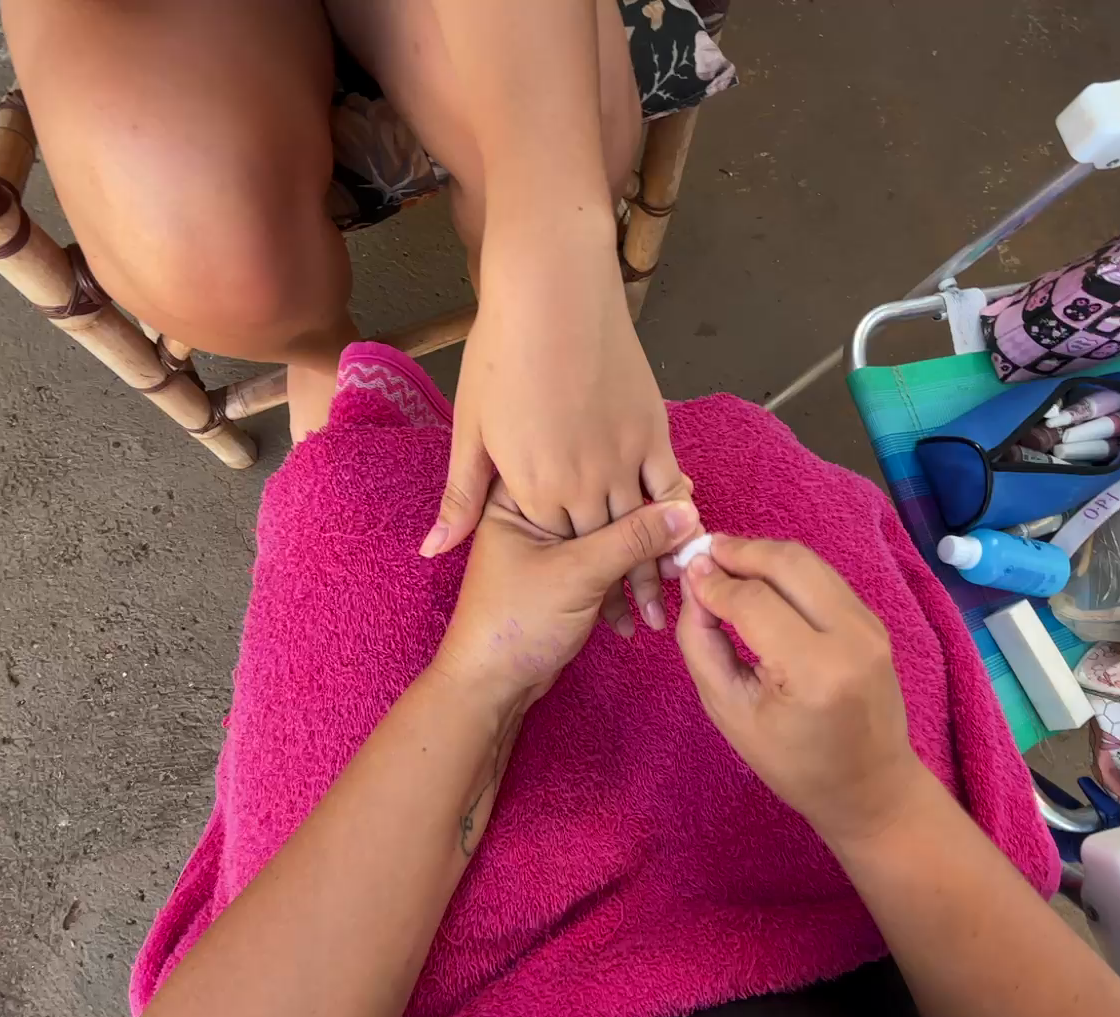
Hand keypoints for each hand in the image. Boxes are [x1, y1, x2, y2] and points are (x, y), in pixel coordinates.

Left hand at [423, 227, 688, 637]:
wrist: (550, 291)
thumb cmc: (499, 359)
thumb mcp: (469, 433)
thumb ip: (461, 500)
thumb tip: (431, 551)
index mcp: (535, 488)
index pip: (563, 552)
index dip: (587, 588)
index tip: (602, 619)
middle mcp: (583, 482)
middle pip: (608, 548)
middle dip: (629, 591)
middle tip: (646, 623)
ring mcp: (622, 457)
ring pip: (645, 526)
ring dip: (660, 565)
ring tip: (673, 595)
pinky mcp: (652, 431)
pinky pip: (672, 484)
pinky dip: (681, 512)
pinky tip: (687, 533)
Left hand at [433, 481, 698, 708]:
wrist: (492, 685)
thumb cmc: (517, 622)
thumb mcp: (578, 574)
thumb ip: (632, 539)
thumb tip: (687, 512)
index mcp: (519, 495)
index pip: (586, 468)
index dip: (637, 479)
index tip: (683, 492)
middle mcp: (533, 511)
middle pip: (603, 502)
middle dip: (648, 524)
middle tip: (687, 534)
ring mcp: (550, 544)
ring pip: (609, 535)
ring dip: (645, 556)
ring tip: (676, 569)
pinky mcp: (564, 573)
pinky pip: (606, 561)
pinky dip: (631, 576)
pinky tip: (655, 593)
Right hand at [675, 537, 926, 845]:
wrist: (871, 787)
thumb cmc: (792, 763)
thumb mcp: (728, 711)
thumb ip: (702, 643)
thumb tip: (694, 582)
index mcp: (815, 672)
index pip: (754, 601)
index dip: (714, 581)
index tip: (686, 571)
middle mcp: (851, 637)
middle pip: (788, 563)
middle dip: (740, 550)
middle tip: (702, 552)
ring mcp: (870, 625)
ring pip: (808, 561)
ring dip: (761, 553)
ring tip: (723, 560)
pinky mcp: (873, 620)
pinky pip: (822, 576)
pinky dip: (784, 568)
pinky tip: (756, 577)